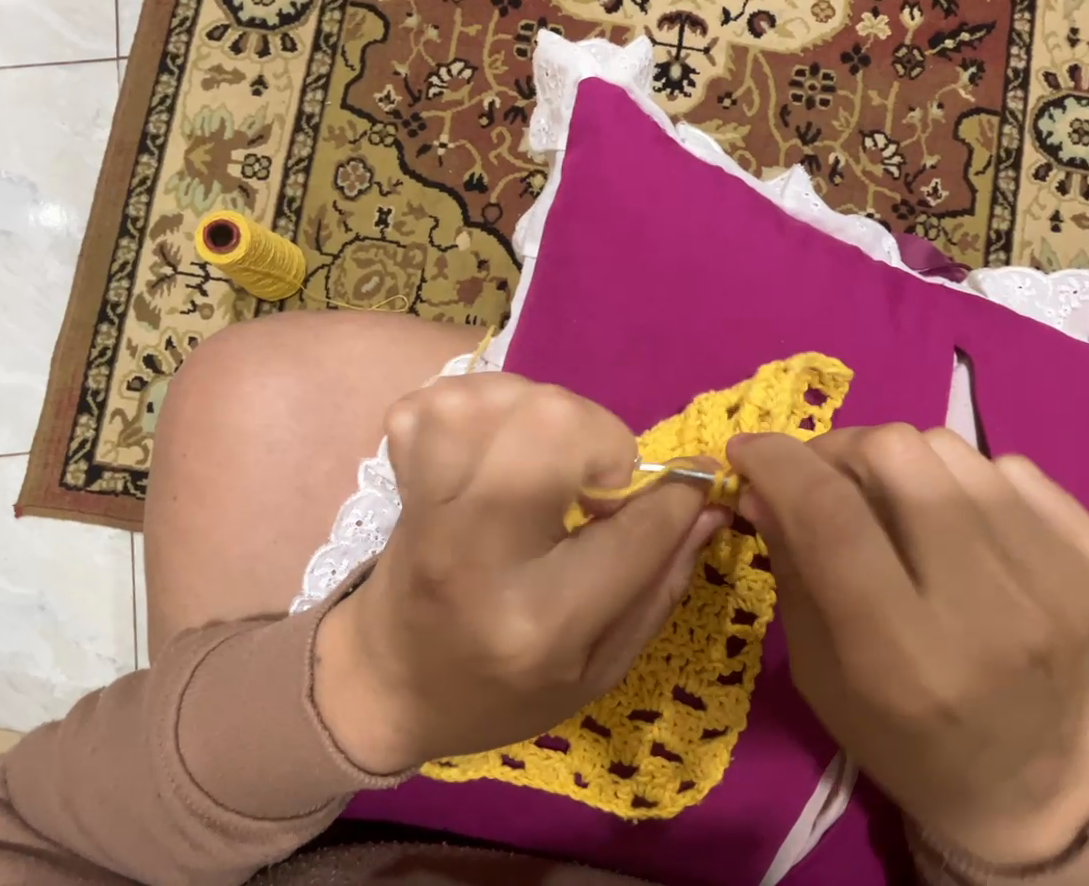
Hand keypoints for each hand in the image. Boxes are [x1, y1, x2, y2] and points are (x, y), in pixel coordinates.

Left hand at [315, 373, 725, 774]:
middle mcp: (475, 551)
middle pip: (552, 426)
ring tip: (544, 459)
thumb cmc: (499, 690)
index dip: (678, 495)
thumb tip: (706, 503)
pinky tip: (492, 445)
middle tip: (596, 479)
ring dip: (542, 413)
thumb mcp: (597, 670)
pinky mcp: (394, 473)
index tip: (691, 483)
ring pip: (498, 398)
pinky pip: (442, 397)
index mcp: (537, 621)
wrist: (383, 681)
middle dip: (599, 437)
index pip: (634, 528)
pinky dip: (481, 405)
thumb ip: (659, 584)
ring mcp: (427, 504)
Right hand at [729, 426, 1088, 866]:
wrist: (1032, 791)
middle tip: (823, 480)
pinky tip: (957, 526)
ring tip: (892, 505)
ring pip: (951, 449)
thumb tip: (761, 480)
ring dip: (900, 464)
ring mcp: (1065, 589)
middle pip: (896, 454)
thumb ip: (791, 564)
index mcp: (904, 658)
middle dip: (838, 451)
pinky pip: (1014, 470)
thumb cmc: (899, 736)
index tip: (747, 449)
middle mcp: (993, 617)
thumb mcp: (817, 668)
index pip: (830, 515)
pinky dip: (966, 482)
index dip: (777, 461)